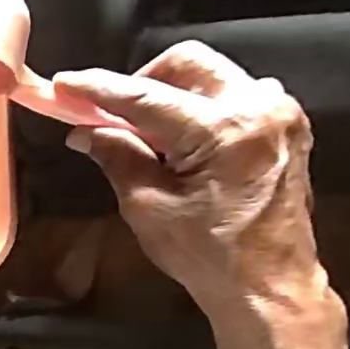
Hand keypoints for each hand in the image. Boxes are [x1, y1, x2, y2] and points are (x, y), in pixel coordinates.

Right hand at [52, 42, 321, 314]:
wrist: (268, 285)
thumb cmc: (205, 252)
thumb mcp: (146, 205)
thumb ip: (117, 156)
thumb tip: (84, 132)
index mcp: (224, 130)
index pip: (145, 96)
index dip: (98, 88)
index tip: (64, 84)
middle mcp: (260, 109)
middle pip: (188, 63)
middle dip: (141, 80)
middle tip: (111, 114)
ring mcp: (279, 115)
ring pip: (211, 77)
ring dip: (169, 95)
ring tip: (144, 135)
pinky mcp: (284, 128)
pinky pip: (232, 96)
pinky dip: (196, 108)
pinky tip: (178, 141)